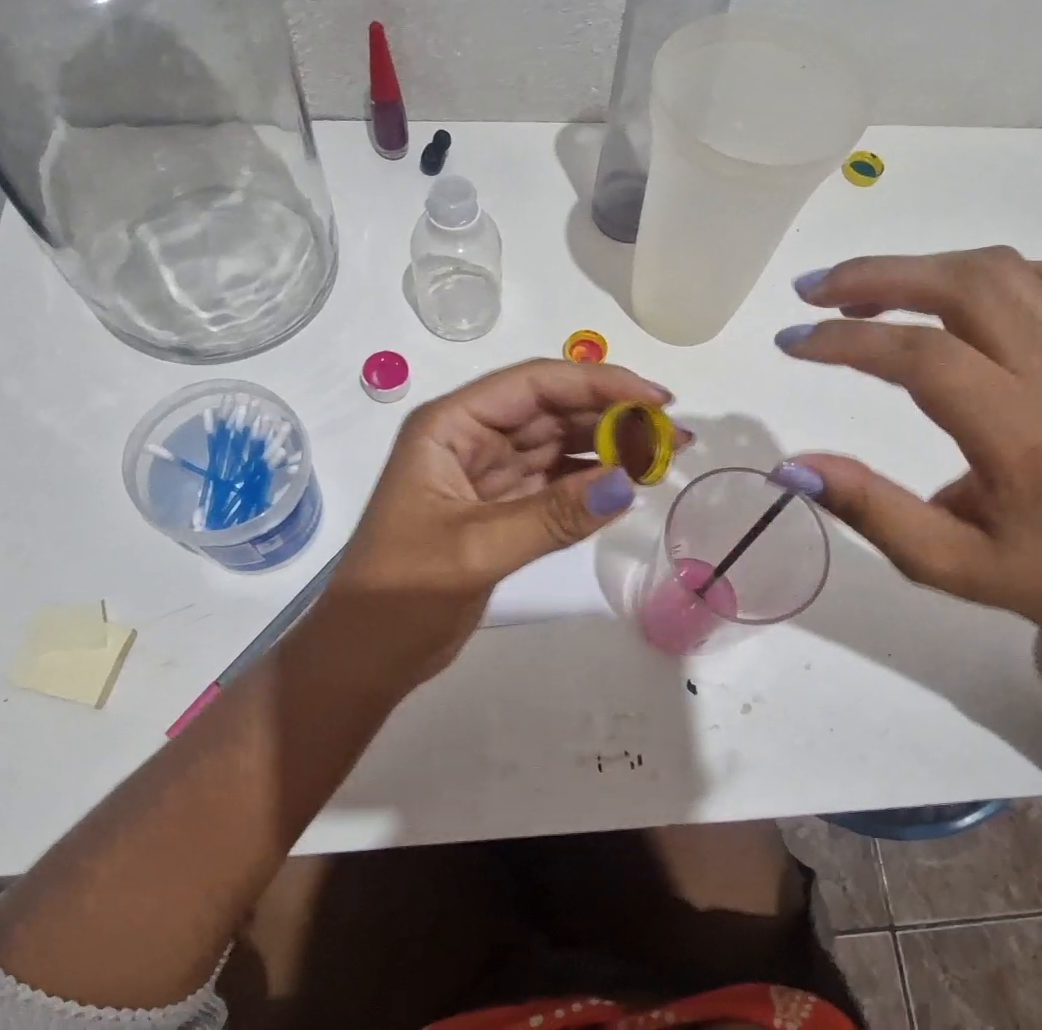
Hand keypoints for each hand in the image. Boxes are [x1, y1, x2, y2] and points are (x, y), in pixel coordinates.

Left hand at [290, 359, 675, 691]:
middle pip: (550, 411)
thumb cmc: (400, 594)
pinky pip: (552, 486)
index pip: (532, 385)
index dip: (597, 384)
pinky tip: (627, 488)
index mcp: (449, 427)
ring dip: (607, 449)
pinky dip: (589, 486)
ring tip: (665, 457)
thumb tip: (629, 483)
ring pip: (555, 448)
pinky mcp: (498, 513)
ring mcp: (485, 477)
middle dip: (612, 416)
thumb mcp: (476, 549)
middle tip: (675, 435)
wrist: (365, 656)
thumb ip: (552, 516)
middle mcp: (468, 440)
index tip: (657, 400)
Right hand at [771, 248, 1041, 735]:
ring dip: (917, 267)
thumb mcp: (936, 561)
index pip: (930, 359)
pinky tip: (926, 298)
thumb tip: (792, 467)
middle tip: (811, 291)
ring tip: (854, 295)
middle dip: (879, 275)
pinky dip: (967, 272)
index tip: (790, 342)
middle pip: (969, 287)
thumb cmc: (1021, 570)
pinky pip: (1029, 278)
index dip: (852, 342)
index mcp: (1021, 440)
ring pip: (998, 270)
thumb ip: (868, 510)